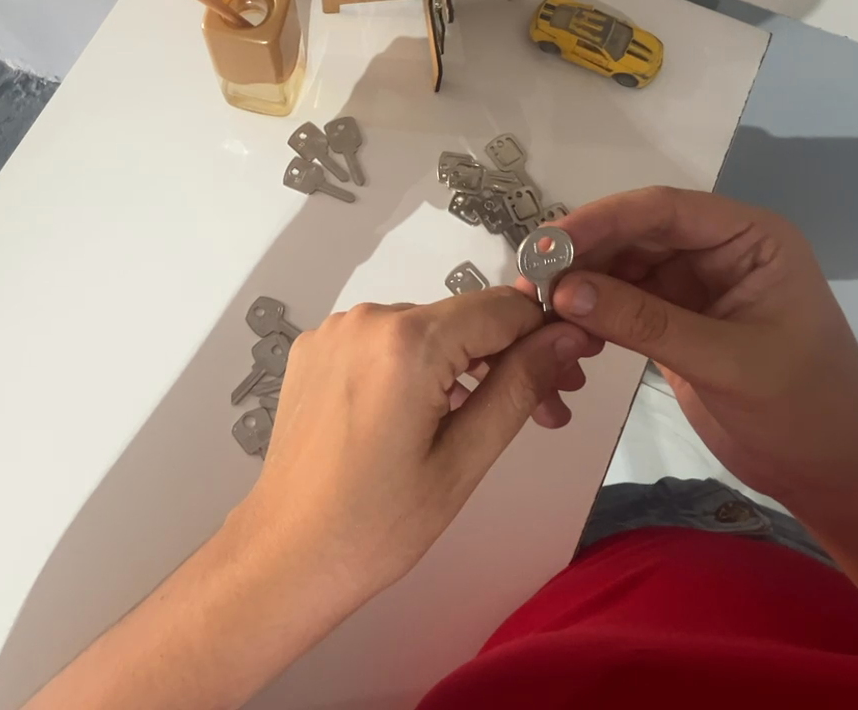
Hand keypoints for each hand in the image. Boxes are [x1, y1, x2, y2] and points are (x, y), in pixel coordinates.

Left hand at [231, 290, 601, 602]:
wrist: (287, 551)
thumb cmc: (378, 522)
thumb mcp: (464, 458)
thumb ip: (519, 385)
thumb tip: (567, 334)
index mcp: (406, 340)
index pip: (500, 307)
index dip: (543, 332)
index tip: (570, 370)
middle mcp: (366, 317)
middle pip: (461, 318)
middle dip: (507, 355)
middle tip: (544, 408)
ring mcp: (334, 330)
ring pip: (423, 329)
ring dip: (460, 362)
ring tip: (482, 418)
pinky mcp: (315, 348)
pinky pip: (382, 342)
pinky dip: (412, 365)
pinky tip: (424, 412)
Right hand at [543, 187, 857, 503]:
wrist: (835, 477)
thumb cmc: (806, 411)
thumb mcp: (726, 361)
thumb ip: (643, 322)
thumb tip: (562, 291)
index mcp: (748, 238)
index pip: (662, 210)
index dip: (601, 220)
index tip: (548, 246)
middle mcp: (715, 250)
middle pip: (631, 235)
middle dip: (581, 255)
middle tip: (529, 282)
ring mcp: (690, 286)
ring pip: (618, 268)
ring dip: (578, 286)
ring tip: (536, 309)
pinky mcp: (670, 320)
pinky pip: (617, 303)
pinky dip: (588, 315)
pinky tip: (561, 330)